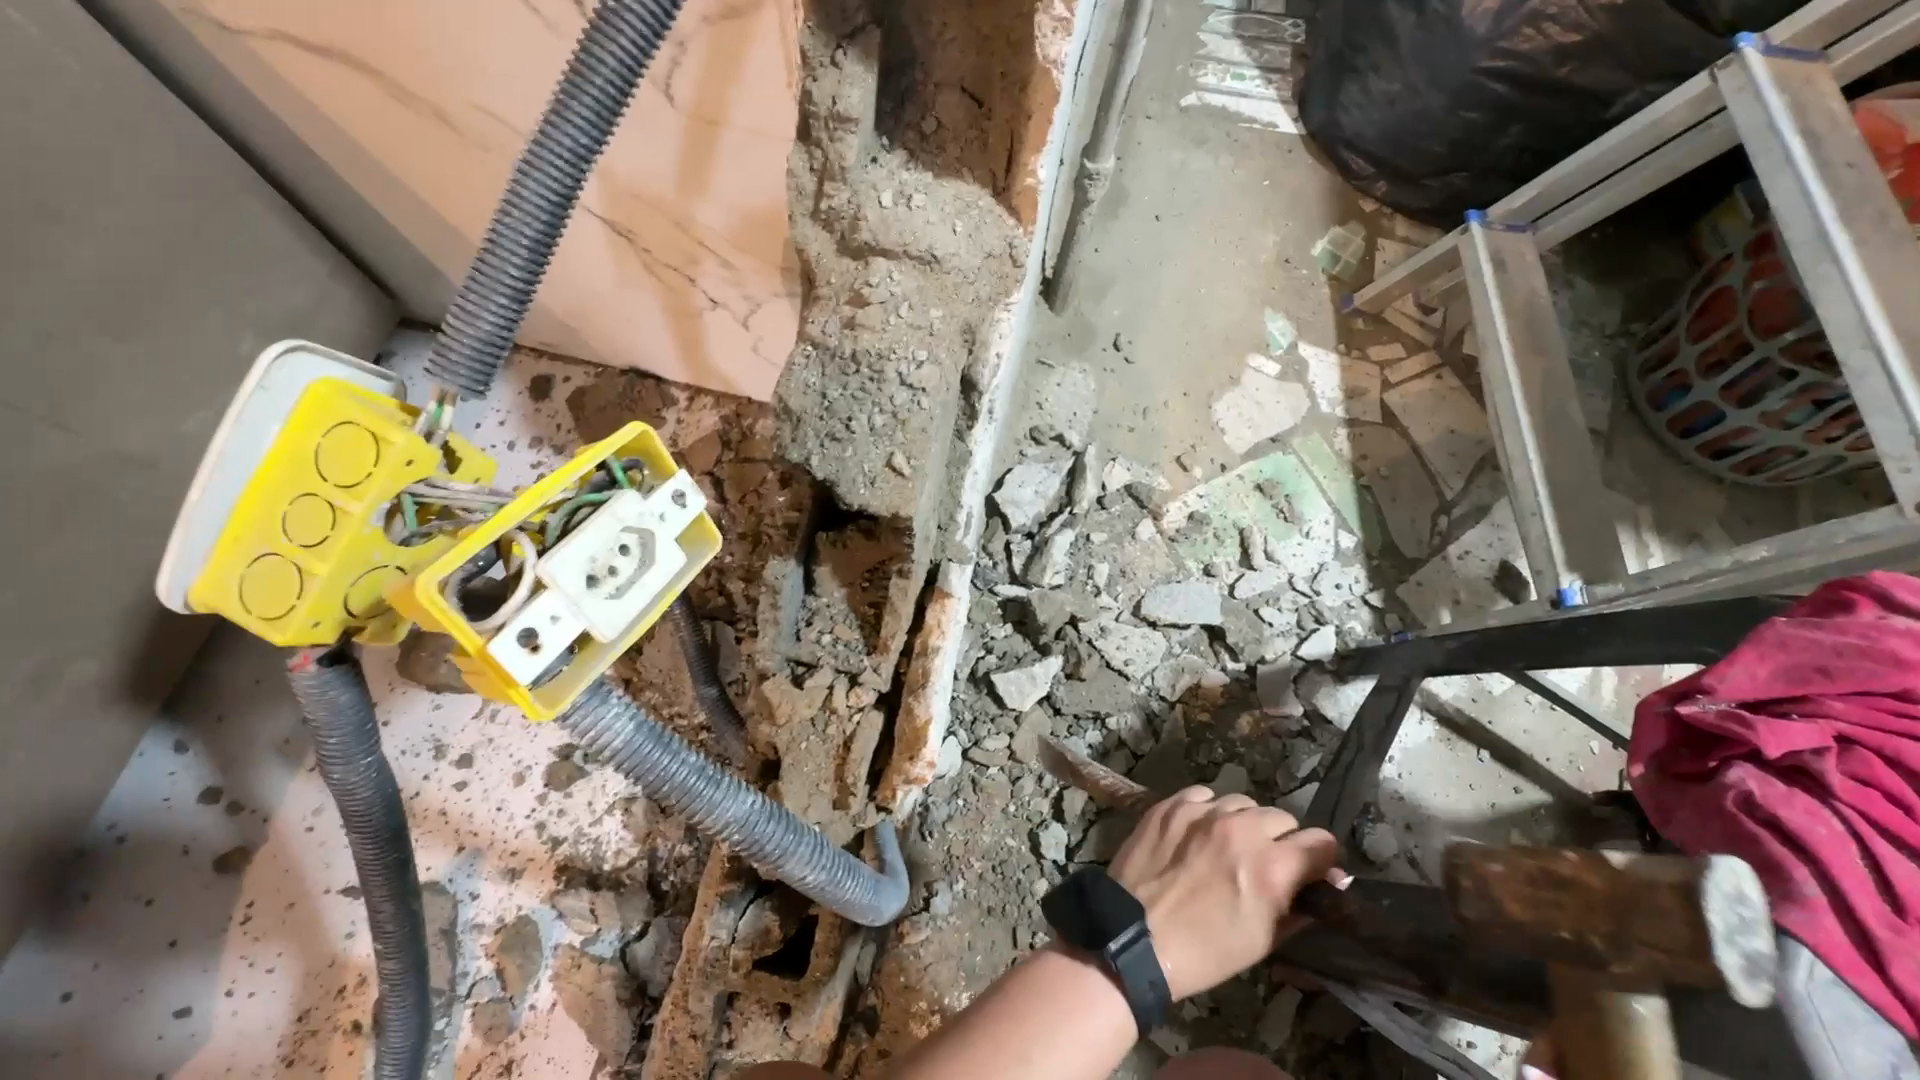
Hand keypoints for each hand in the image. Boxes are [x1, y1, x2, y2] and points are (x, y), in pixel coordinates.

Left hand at [1107, 786, 1341, 1000]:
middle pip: (1282, 818)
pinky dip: (1208, 810)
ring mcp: (1202, 812)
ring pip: (1243, 802)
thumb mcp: (1263, 940)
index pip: (1321, 843)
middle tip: (1263, 862)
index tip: (1310, 871)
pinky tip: (1199, 832)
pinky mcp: (1171, 805)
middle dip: (1281, 840)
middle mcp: (1241, 829)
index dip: (1319, 859)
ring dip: (1244, 822)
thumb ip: (1299, 906)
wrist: (1132, 939)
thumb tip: (1325, 885)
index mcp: (1272, 867)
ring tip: (1228, 846)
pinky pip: (1203, 795)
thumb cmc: (1204, 951)